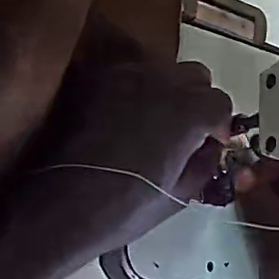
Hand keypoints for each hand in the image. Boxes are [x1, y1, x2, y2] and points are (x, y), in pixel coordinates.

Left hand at [0, 57, 231, 278]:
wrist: (58, 207)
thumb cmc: (122, 209)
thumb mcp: (176, 195)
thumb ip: (203, 164)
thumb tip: (209, 149)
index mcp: (185, 112)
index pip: (220, 101)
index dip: (219, 123)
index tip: (209, 141)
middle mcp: (157, 82)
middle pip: (194, 75)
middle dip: (197, 99)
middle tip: (185, 129)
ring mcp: (121, 76)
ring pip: (158, 69)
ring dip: (164, 91)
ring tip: (150, 123)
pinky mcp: (91, 79)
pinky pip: (123, 75)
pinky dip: (130, 91)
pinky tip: (119, 119)